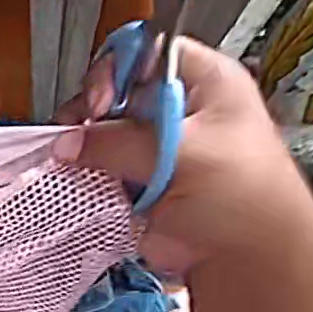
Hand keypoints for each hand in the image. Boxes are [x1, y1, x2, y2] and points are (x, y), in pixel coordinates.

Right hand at [55, 38, 312, 268]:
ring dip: (84, 150)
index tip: (99, 102)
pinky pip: (103, 176)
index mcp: (199, 84)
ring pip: (105, 138)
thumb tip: (68, 142)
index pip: (145, 53)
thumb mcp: (182, 155)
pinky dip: (87, 180)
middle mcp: (173, 114)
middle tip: (76, 134)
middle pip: (116, 96)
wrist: (244, 258)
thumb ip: (121, 144)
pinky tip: (75, 183)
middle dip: (91, 113)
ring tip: (68, 162)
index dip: (115, 71)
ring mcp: (153, 153)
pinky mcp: (138, 189)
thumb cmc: (239, 197)